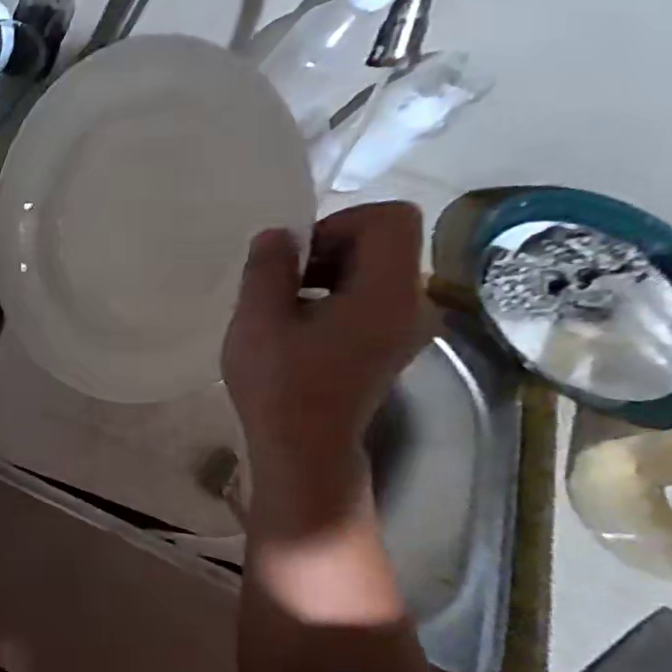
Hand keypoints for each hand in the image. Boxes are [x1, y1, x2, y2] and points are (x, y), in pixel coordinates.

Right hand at [222, 203, 431, 469]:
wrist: (304, 452)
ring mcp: (405, 328)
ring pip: (373, 270)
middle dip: (327, 248)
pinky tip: (297, 326)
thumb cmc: (281, 385)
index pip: (388, 218)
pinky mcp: (389, 346)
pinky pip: (369, 298)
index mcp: (389, 292)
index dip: (339, 223)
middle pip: (382, 242)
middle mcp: (413, 304)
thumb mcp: (258, 319)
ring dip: (326, 273)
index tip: (297, 258)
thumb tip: (279, 235)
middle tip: (281, 282)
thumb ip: (268, 267)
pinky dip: (333, 296)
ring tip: (283, 306)